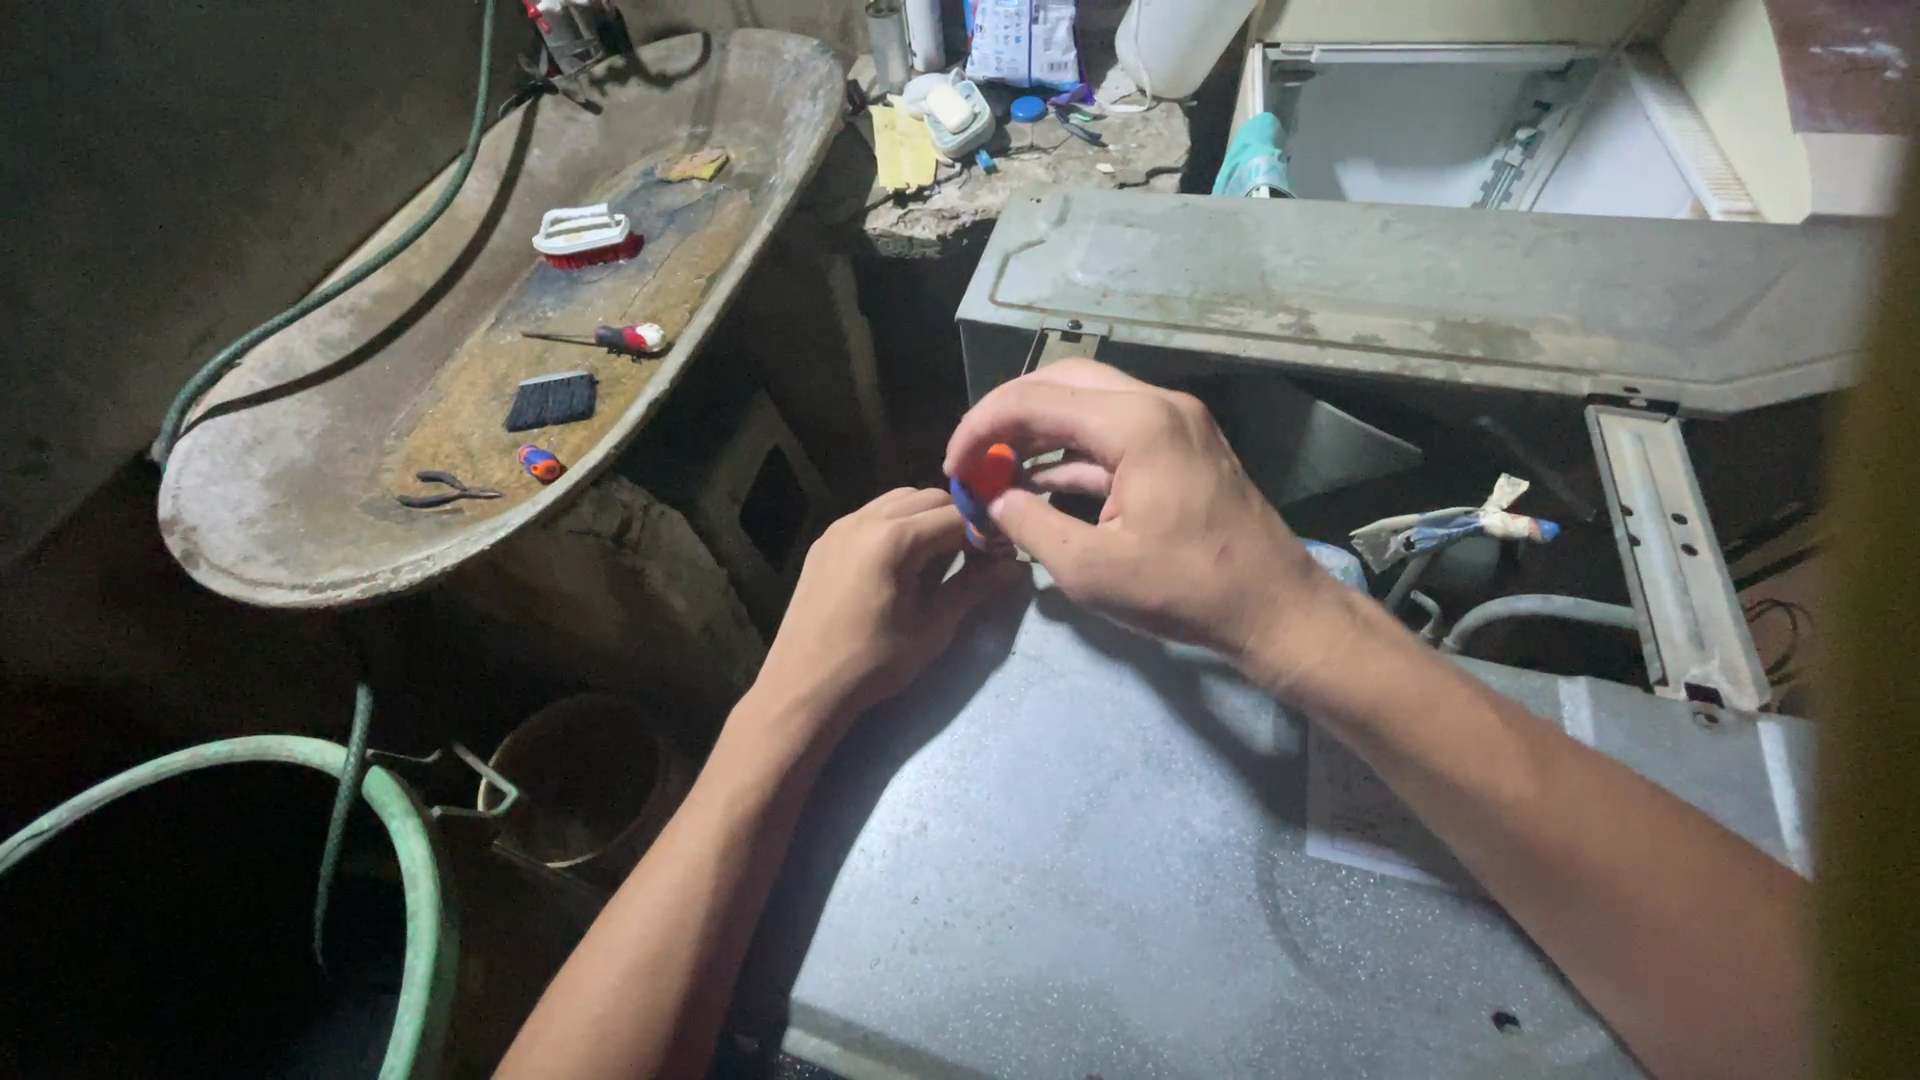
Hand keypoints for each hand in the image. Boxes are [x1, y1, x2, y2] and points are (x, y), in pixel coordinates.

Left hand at [751, 488, 1021, 732]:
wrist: (804, 686)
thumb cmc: (873, 664)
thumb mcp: (932, 629)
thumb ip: (972, 589)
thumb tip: (1013, 567)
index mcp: (893, 540)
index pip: (955, 516)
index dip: (984, 532)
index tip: (1002, 553)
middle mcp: (864, 520)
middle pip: (928, 498)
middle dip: (957, 519)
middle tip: (975, 555)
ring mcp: (840, 527)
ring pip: (898, 500)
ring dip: (927, 517)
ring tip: (941, 555)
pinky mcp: (826, 541)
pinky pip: (871, 515)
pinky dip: (897, 523)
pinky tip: (904, 559)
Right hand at [945, 359, 1356, 693]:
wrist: (1274, 607)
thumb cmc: (1185, 591)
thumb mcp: (1090, 570)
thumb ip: (1030, 525)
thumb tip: (995, 500)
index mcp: (1136, 424)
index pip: (1036, 400)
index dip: (982, 427)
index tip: (953, 466)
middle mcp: (1157, 406)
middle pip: (1062, 383)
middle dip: (1007, 416)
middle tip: (973, 456)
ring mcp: (1174, 423)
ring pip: (1087, 403)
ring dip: (1038, 431)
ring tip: (997, 469)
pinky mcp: (1180, 447)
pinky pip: (1112, 432)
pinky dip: (1071, 452)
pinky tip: (1040, 481)